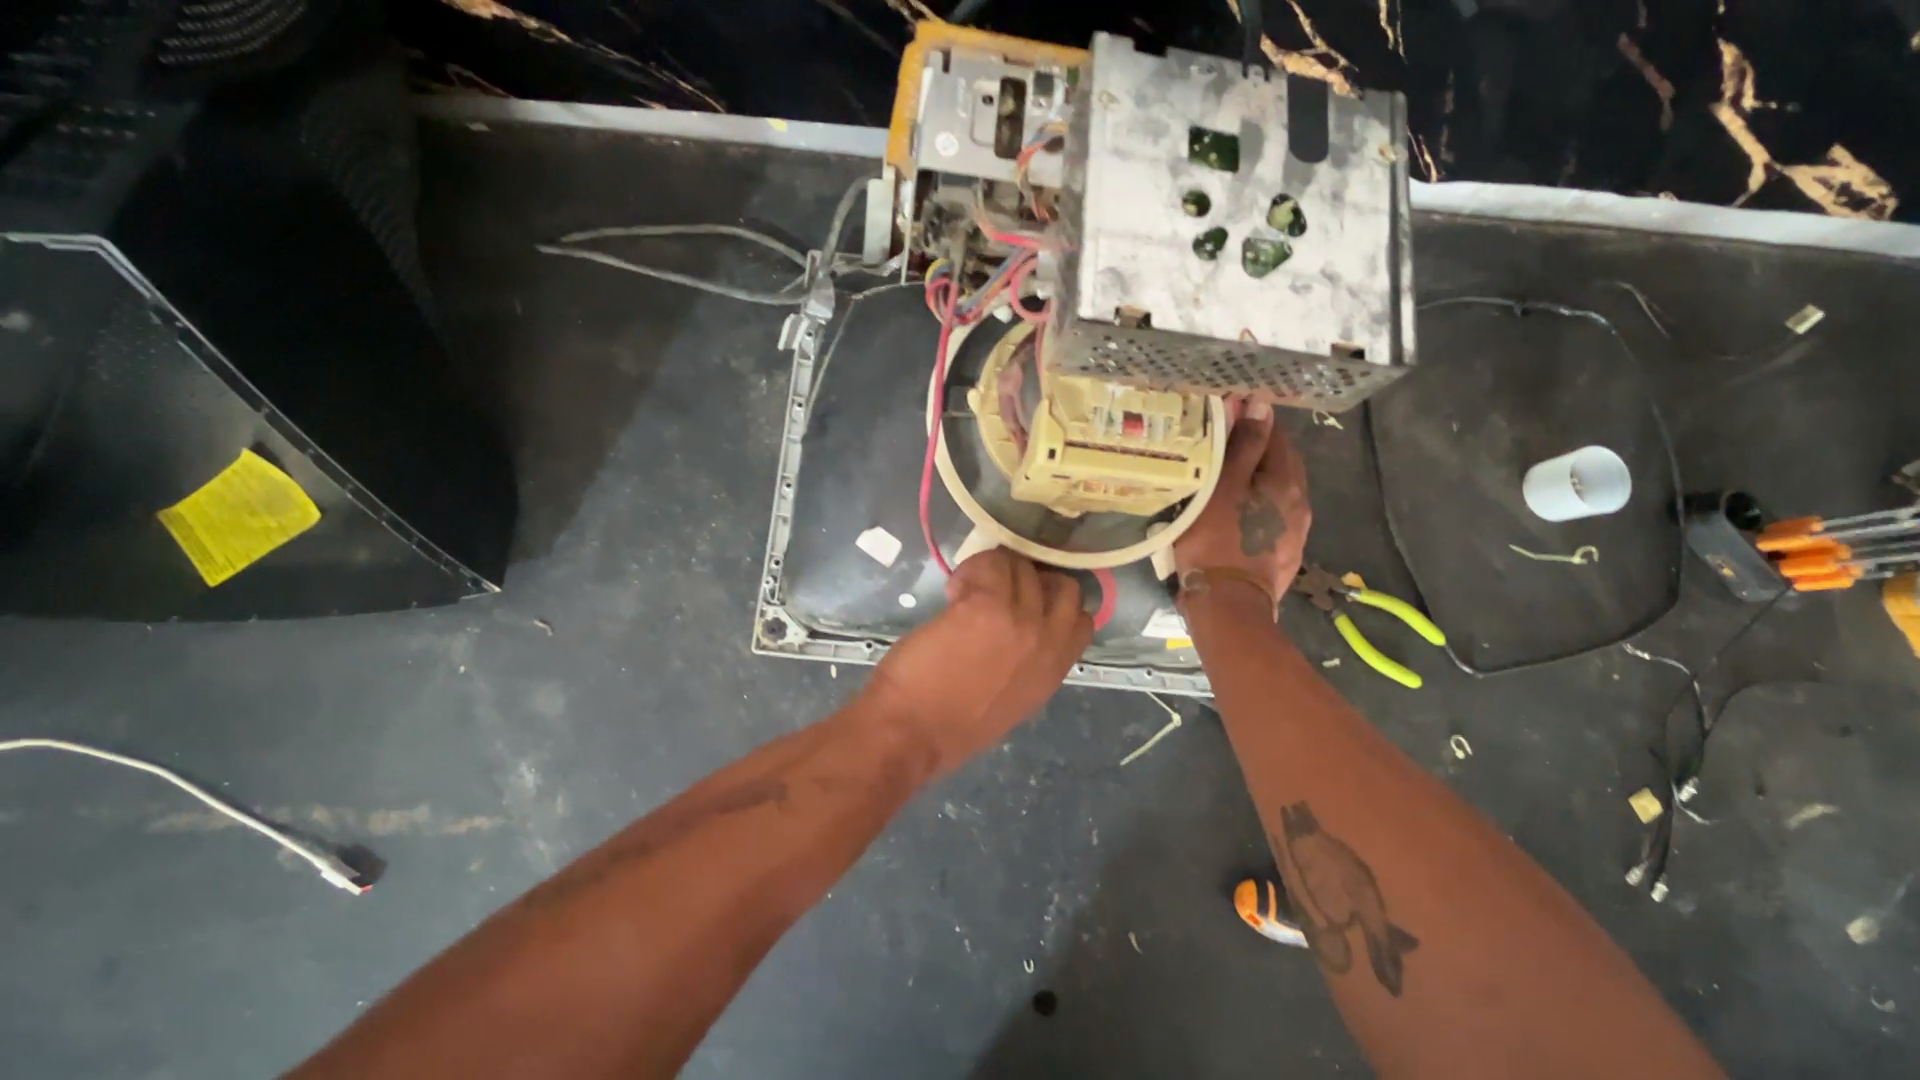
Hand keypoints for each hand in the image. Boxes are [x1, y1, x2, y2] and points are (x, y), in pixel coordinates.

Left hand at [862, 549, 1093, 773]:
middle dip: (1033, 581)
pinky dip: (973, 569)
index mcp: (1053, 672)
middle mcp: (1047, 643)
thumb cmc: (949, 727)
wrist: (912, 731)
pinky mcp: (986, 604)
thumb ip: (1025, 665)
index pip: (1080, 621)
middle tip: (998, 590)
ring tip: (967, 591)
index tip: (1023, 604)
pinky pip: (992, 564)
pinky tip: (954, 592)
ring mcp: (1020, 621)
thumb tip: (1015, 634)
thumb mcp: (1009, 700)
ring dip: (997, 571)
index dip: (1053, 604)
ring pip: (1025, 569)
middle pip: (1063, 587)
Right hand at [1173, 400, 1311, 607]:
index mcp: (1288, 480)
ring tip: (1224, 487)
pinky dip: (1255, 510)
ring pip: (1277, 494)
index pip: (1276, 436)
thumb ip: (1244, 445)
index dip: (1251, 425)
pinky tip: (1234, 518)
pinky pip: (1271, 520)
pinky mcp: (1285, 555)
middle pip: (1281, 465)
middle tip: (1221, 455)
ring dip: (1255, 485)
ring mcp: (1296, 532)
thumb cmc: (1218, 538)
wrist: (1228, 604)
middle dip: (1256, 455)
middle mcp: (1300, 503)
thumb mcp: (1223, 484)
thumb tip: (1261, 404)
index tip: (1224, 424)